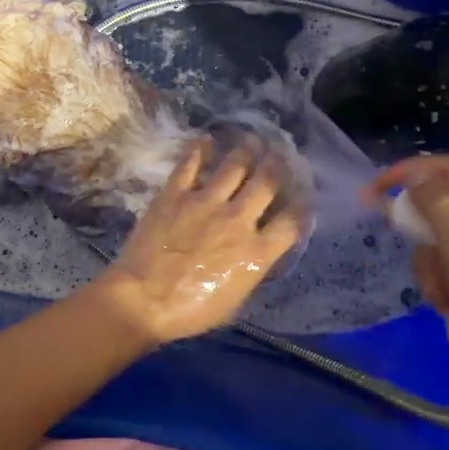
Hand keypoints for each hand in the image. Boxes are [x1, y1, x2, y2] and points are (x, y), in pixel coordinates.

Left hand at [91, 137, 303, 344]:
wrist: (145, 299)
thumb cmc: (192, 310)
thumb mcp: (236, 297)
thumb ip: (250, 267)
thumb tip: (256, 249)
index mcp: (256, 252)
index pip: (291, 222)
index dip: (302, 206)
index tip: (303, 194)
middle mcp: (237, 220)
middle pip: (266, 183)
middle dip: (276, 164)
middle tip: (279, 151)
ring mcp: (205, 202)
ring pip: (234, 166)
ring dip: (245, 151)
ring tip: (251, 141)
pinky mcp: (175, 194)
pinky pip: (191, 164)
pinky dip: (200, 149)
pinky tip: (207, 139)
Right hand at [366, 155, 448, 379]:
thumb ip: (438, 205)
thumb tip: (415, 175)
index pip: (445, 167)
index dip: (405, 174)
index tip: (371, 195)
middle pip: (441, 204)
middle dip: (423, 236)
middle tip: (413, 257)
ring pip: (444, 236)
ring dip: (432, 266)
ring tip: (440, 295)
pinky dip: (446, 279)